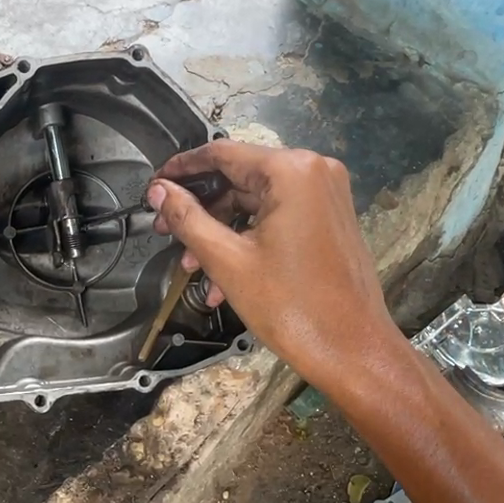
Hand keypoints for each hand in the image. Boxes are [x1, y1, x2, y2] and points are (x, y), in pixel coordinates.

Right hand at [148, 141, 404, 390]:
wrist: (350, 348)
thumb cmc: (289, 305)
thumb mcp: (227, 260)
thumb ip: (187, 219)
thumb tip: (159, 191)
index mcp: (291, 171)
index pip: (222, 154)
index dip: (181, 169)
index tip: (153, 187)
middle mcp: (314, 171)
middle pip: (239, 179)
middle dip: (199, 210)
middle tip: (165, 234)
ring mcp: (325, 196)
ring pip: (254, 204)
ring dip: (219, 233)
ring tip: (192, 269)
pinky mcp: (328, 220)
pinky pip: (276, 219)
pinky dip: (247, 241)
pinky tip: (222, 279)